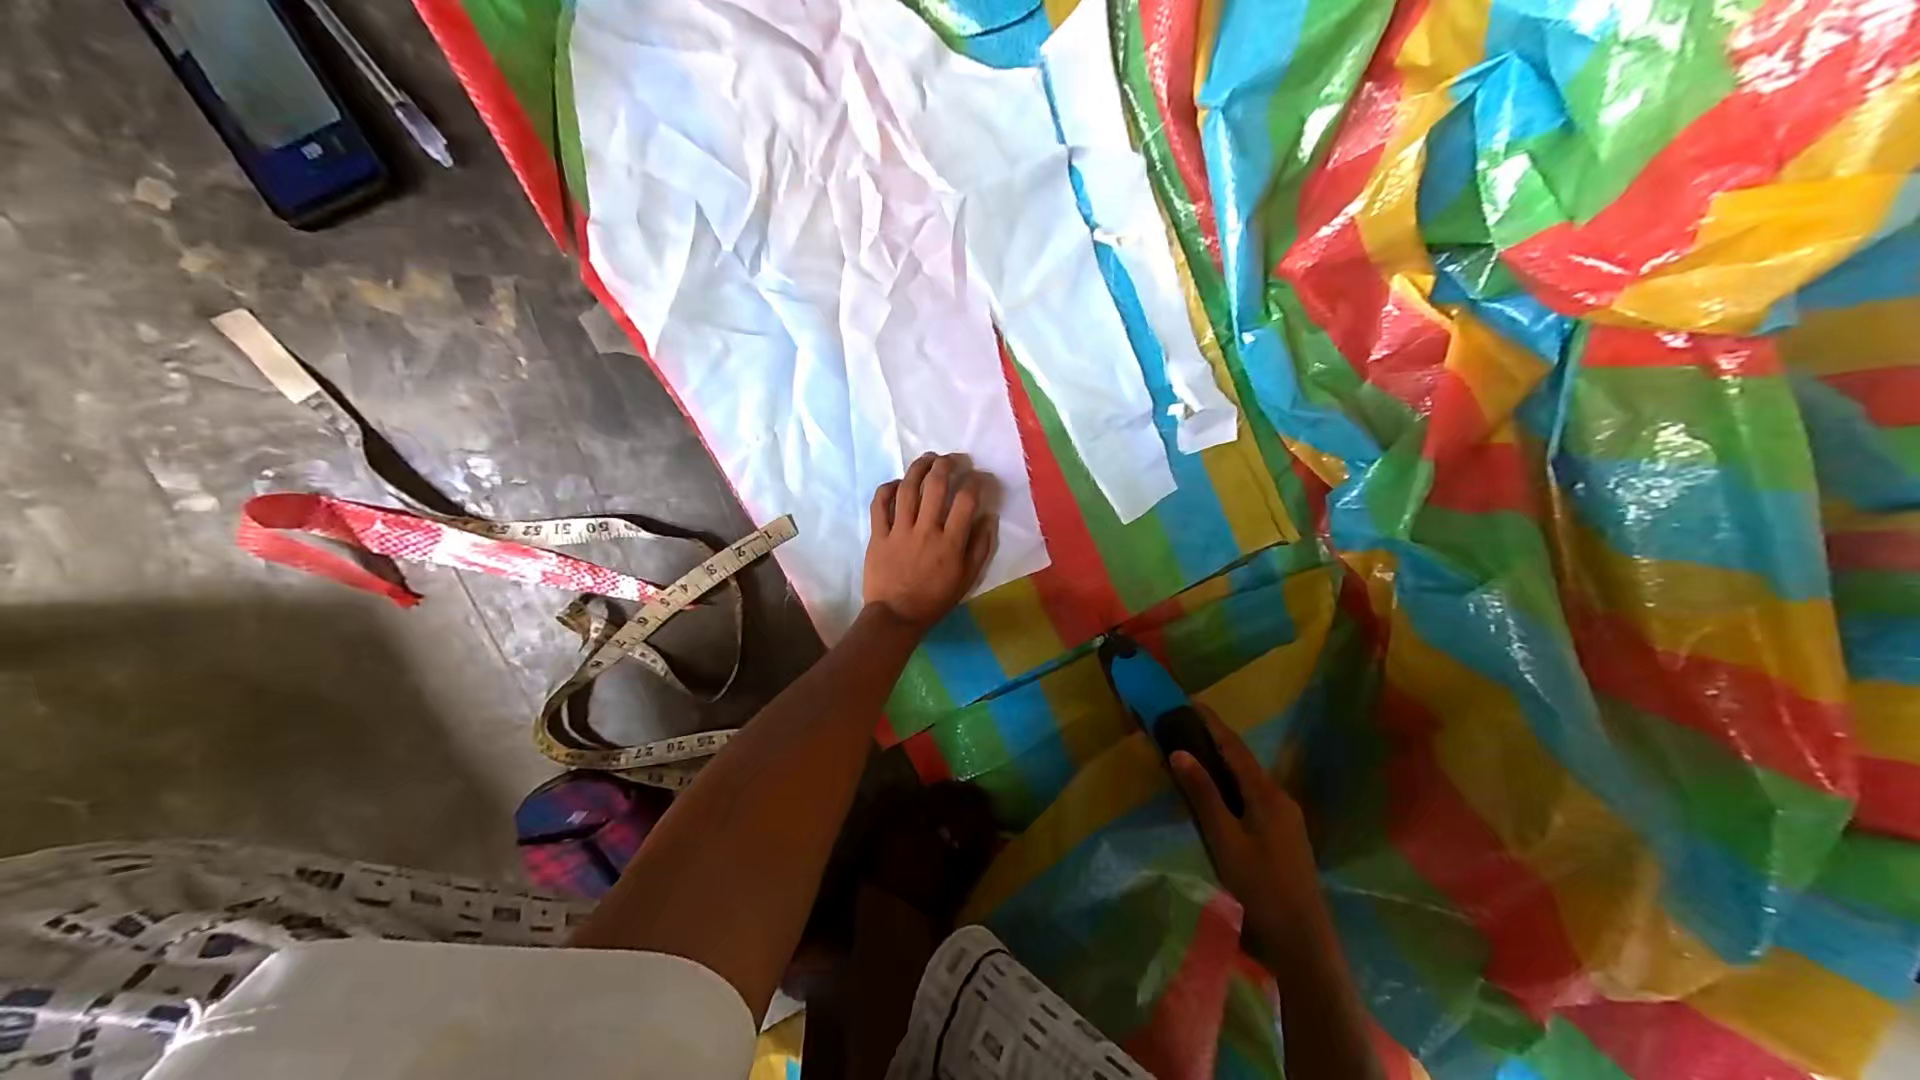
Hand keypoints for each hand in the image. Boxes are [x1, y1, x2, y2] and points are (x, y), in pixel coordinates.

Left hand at [862, 453, 995, 629]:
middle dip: (947, 464)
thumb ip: (981, 546)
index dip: (977, 481)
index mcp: (950, 543)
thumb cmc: (935, 600)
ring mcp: (899, 531)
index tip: (981, 477)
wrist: (896, 617)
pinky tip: (899, 483)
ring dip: (919, 467)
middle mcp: (925, 530)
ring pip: (908, 488)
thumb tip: (989, 516)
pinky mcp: (878, 535)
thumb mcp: (968, 579)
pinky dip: (889, 488)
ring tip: (929, 458)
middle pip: (936, 485)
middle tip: (954, 459)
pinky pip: (880, 504)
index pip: (966, 499)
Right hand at [1169, 712, 1323, 965]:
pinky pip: (1251, 796)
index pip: (1234, 746)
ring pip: (1246, 779)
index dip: (1210, 722)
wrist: (1302, 940)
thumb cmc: (1260, 886)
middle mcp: (1279, 798)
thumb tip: (1179, 751)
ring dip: (1219, 763)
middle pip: (1241, 759)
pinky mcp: (1282, 835)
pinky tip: (1213, 794)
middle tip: (1181, 726)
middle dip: (1212, 740)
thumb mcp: (1225, 840)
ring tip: (1190, 753)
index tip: (1188, 701)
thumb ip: (1203, 795)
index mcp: (1267, 794)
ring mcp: (1284, 817)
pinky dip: (1228, 785)